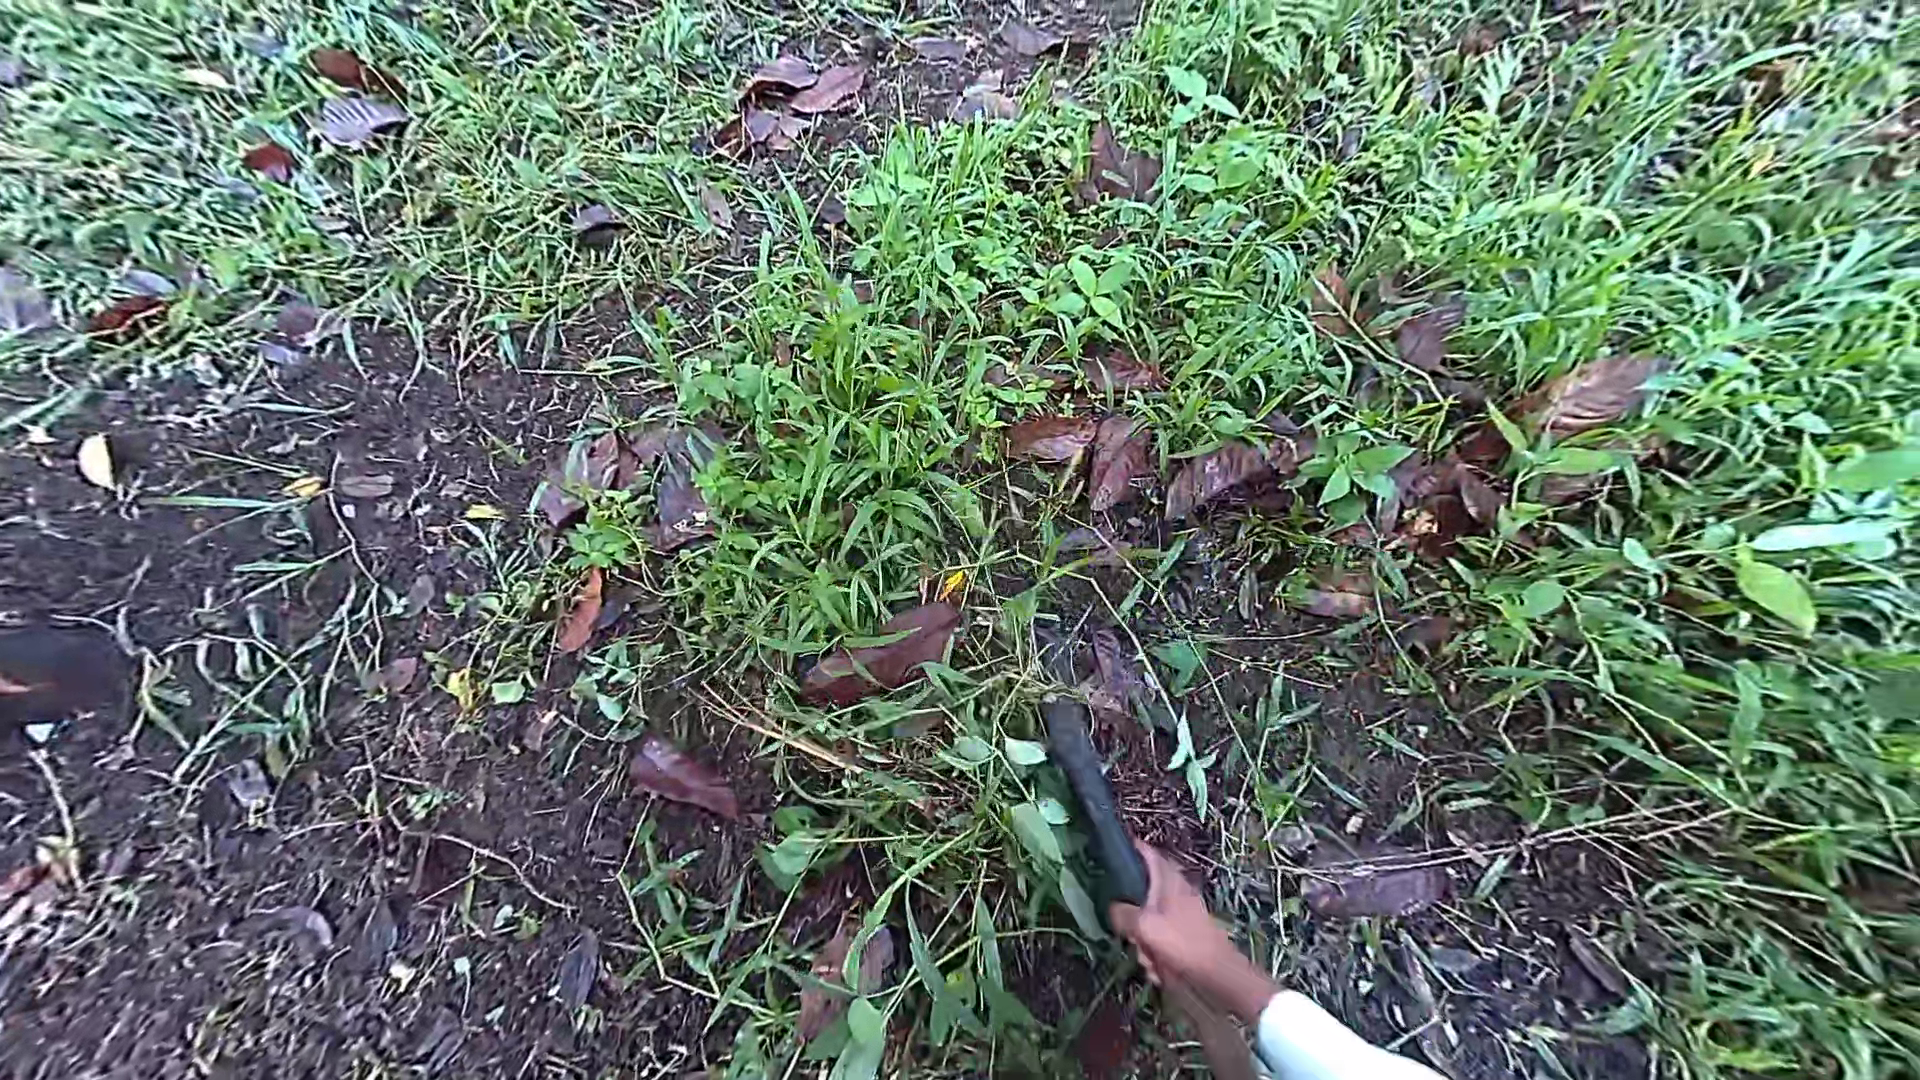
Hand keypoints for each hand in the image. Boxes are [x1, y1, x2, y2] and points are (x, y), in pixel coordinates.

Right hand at [1108, 841, 1277, 1023]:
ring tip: (1149, 958)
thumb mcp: (1144, 926)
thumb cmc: (1183, 943)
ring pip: (1149, 919)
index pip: (1145, 851)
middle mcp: (1175, 890)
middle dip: (1132, 916)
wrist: (1221, 978)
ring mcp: (1182, 912)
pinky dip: (1157, 953)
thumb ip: (1122, 914)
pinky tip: (1160, 970)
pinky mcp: (1187, 935)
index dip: (1128, 849)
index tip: (1109, 856)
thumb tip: (1112, 909)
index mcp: (1167, 878)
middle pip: (1141, 892)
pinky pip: (1161, 939)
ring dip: (1143, 941)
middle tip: (1131, 932)